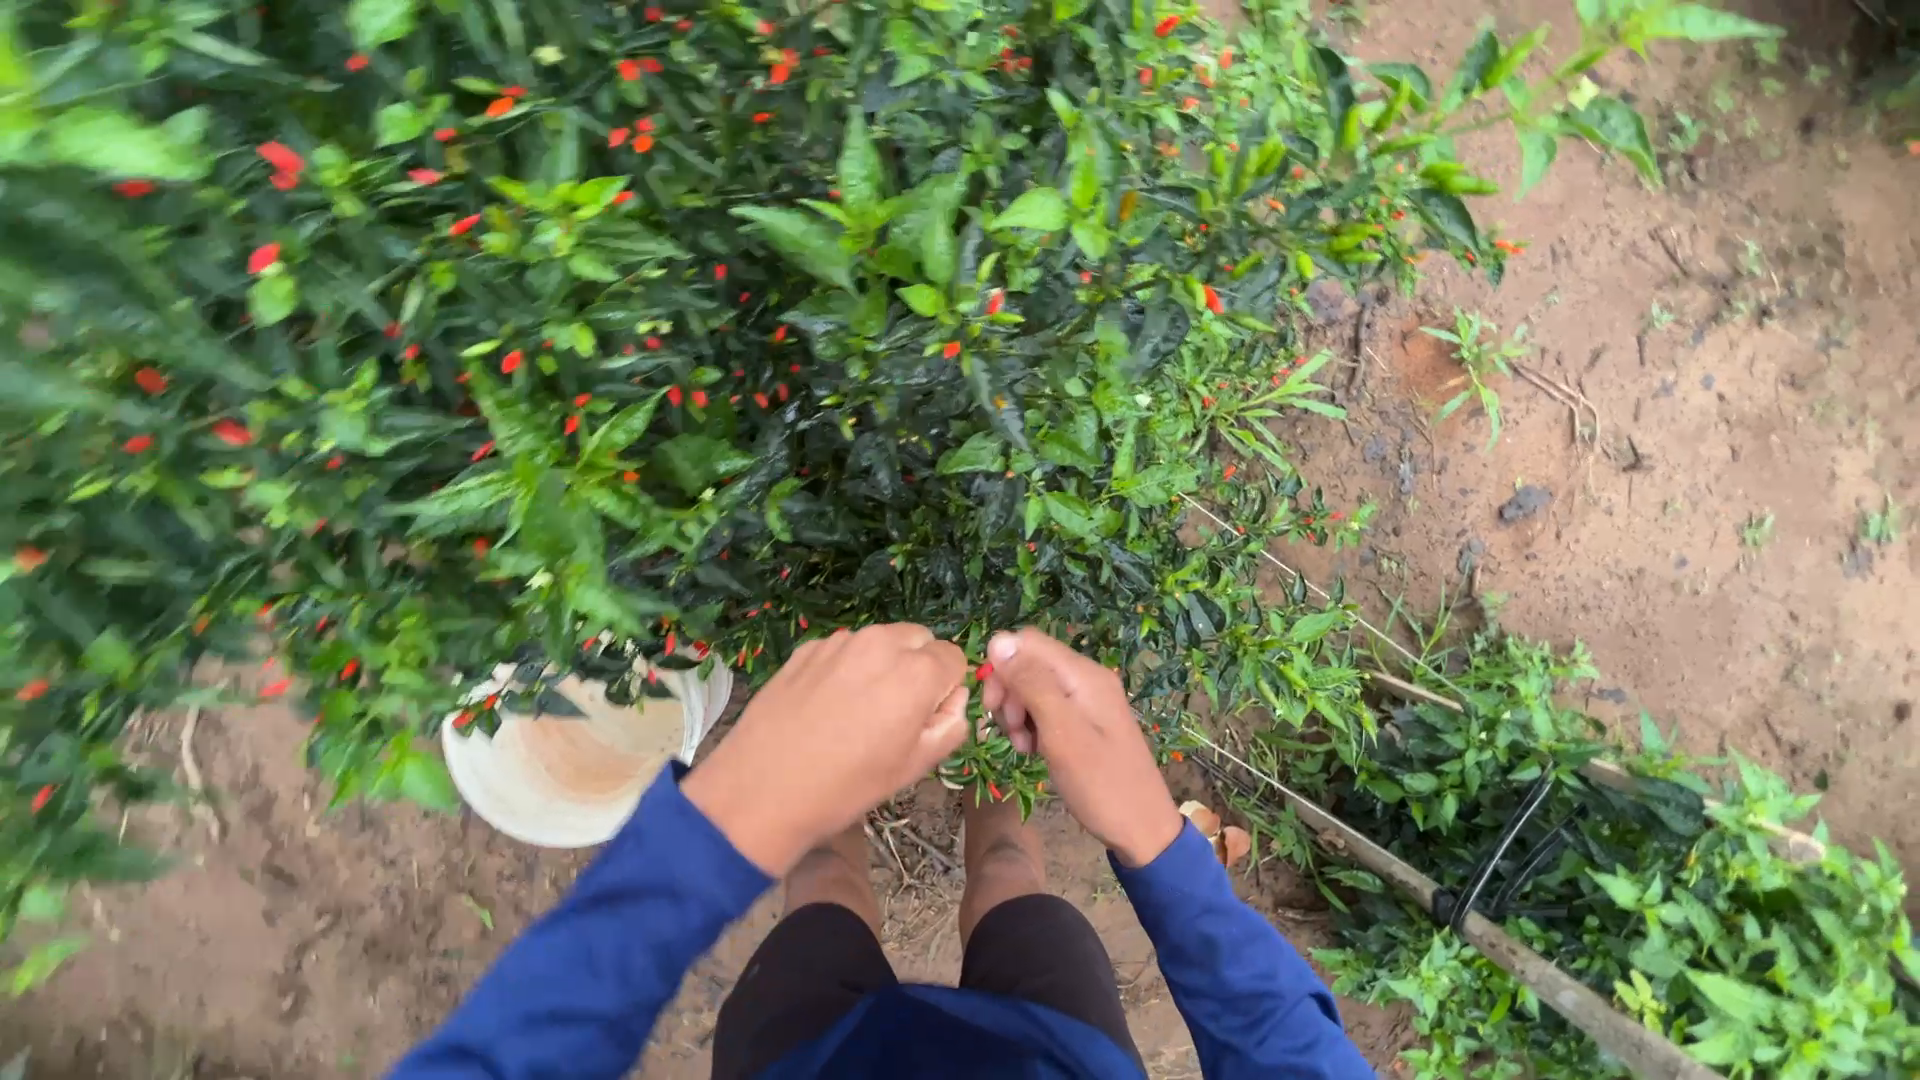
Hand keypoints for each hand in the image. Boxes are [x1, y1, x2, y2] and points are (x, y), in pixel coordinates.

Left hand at [682, 624, 968, 875]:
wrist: (761, 790)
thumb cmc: (847, 786)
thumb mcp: (914, 767)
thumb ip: (950, 725)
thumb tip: (953, 700)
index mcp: (916, 673)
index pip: (954, 658)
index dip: (947, 687)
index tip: (927, 715)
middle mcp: (881, 643)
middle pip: (920, 639)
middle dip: (919, 667)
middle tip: (896, 711)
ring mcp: (840, 642)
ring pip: (881, 640)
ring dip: (884, 663)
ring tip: (858, 709)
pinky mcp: (807, 648)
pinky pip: (845, 648)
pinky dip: (848, 666)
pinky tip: (827, 705)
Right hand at [980, 629, 1182, 866]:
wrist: (1141, 829)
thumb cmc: (1102, 784)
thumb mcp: (1061, 733)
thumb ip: (1032, 684)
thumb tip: (999, 641)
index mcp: (1083, 675)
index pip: (1028, 642)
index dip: (1001, 665)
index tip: (993, 704)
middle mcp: (1086, 679)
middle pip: (1029, 663)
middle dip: (1008, 692)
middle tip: (1007, 729)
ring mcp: (1086, 701)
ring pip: (1033, 687)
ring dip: (1017, 712)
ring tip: (1022, 745)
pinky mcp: (1083, 722)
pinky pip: (1045, 709)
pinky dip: (1031, 725)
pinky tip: (1033, 749)